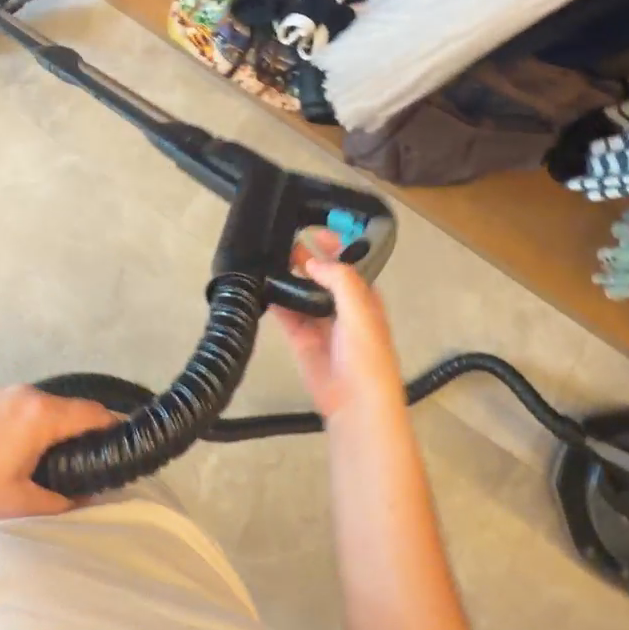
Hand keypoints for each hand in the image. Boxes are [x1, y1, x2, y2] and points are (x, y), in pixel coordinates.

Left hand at [0, 386, 116, 523]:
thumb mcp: (18, 503)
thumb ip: (61, 500)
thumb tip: (90, 497)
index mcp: (39, 414)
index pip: (92, 413)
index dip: (116, 427)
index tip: (132, 443)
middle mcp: (24, 393)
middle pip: (70, 408)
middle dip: (88, 430)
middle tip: (101, 460)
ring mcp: (0, 392)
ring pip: (44, 407)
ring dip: (59, 427)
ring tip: (67, 459)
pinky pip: (22, 407)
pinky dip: (36, 424)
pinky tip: (28, 451)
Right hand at [271, 233, 408, 421]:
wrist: (355, 403)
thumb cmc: (367, 354)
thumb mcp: (361, 310)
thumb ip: (340, 280)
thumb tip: (312, 260)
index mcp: (364, 297)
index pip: (349, 262)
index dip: (335, 244)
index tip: (313, 227)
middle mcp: (342, 307)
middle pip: (322, 275)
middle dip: (306, 258)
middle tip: (283, 239)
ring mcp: (320, 323)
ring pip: (301, 293)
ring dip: (288, 277)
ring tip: (267, 257)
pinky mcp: (301, 339)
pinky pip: (286, 314)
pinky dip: (275, 301)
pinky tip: (261, 286)